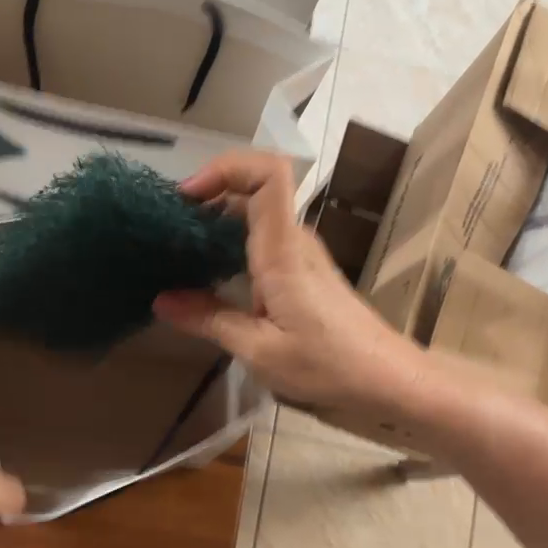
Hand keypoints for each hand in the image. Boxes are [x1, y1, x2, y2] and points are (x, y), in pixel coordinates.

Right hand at [153, 152, 428, 418]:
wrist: (386, 379)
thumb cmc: (326, 366)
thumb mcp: (259, 351)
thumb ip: (210, 321)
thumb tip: (162, 300)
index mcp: (283, 251)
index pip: (267, 174)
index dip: (225, 168)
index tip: (186, 196)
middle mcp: (295, 241)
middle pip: (255, 189)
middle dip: (209, 195)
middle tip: (167, 227)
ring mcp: (303, 254)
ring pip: (258, 214)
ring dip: (218, 220)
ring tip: (179, 248)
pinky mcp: (305, 272)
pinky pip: (263, 239)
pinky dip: (232, 243)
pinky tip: (210, 273)